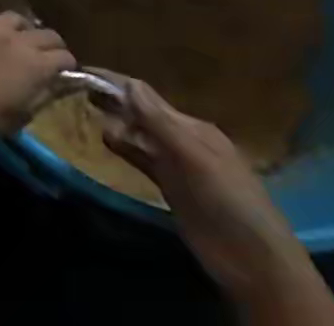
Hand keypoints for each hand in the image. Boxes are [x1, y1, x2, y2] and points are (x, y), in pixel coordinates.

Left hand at [0, 10, 75, 134]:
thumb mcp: (26, 112)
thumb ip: (46, 93)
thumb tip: (62, 83)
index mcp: (37, 63)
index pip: (65, 56)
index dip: (65, 64)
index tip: (61, 70)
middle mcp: (18, 38)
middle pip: (46, 33)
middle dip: (50, 44)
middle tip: (42, 53)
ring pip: (13, 17)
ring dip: (18, 28)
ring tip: (12, 37)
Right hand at [93, 75, 333, 316]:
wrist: (256, 263)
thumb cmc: (230, 202)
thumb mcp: (196, 158)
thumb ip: (160, 123)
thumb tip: (128, 82)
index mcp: (193, 128)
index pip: (147, 97)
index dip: (115, 82)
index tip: (82, 69)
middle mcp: (182, 139)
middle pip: (141, 112)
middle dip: (113, 98)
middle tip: (77, 85)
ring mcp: (175, 163)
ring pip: (138, 134)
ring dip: (115, 121)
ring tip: (85, 109)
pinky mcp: (169, 185)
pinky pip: (139, 157)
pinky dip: (123, 145)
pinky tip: (105, 139)